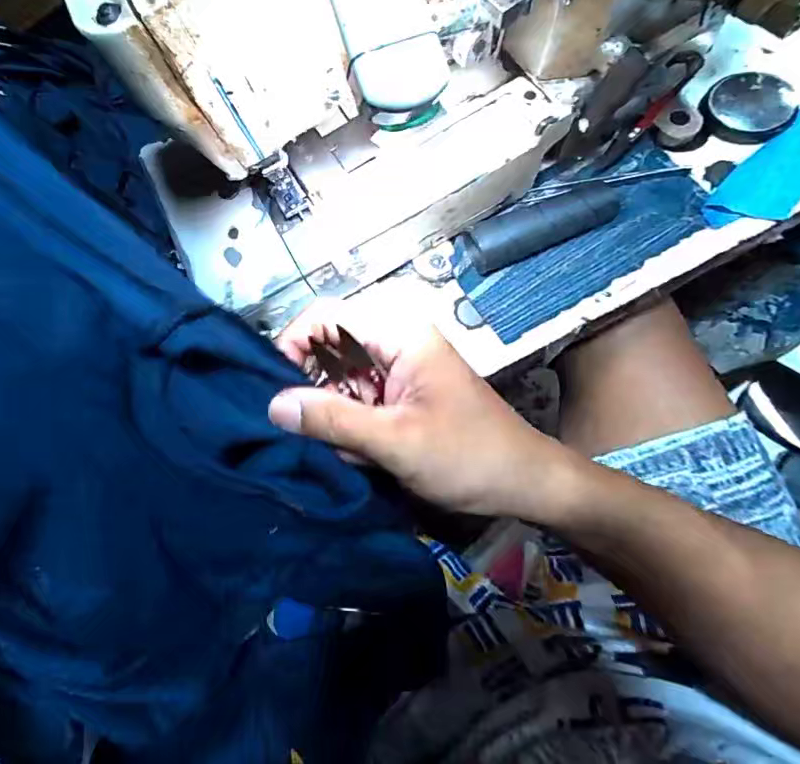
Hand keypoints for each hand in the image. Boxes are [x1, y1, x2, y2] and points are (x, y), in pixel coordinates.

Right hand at [271, 302, 583, 518]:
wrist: (527, 485)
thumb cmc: (468, 455)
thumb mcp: (396, 441)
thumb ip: (333, 420)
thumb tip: (273, 405)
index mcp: (398, 334)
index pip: (327, 315)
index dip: (294, 341)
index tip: (274, 385)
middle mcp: (393, 342)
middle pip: (328, 347)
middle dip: (313, 388)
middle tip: (305, 428)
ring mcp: (395, 369)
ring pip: (338, 377)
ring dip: (331, 413)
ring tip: (346, 449)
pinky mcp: (397, 395)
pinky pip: (354, 399)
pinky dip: (348, 426)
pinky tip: (361, 455)